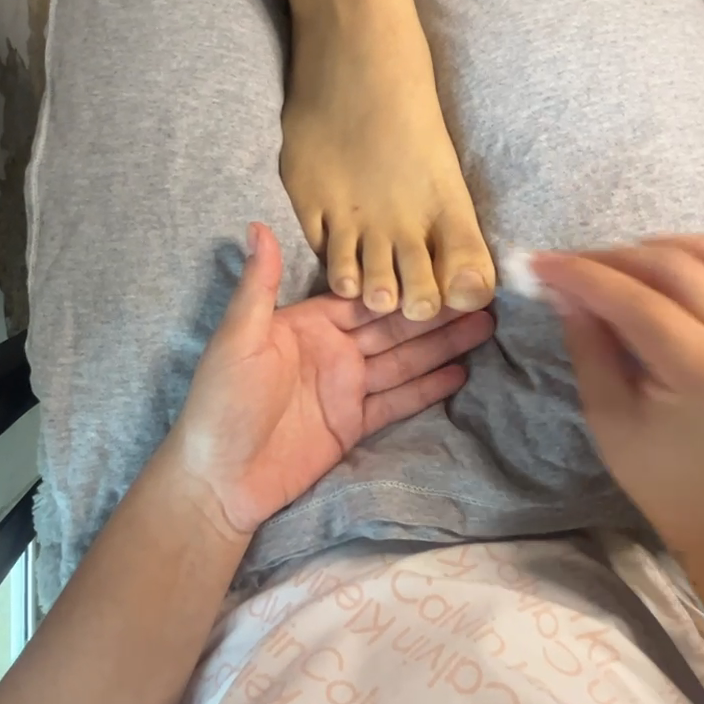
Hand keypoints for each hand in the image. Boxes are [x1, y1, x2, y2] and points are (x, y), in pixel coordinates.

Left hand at [161, 223, 494, 538]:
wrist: (219, 479)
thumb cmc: (222, 401)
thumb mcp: (239, 338)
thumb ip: (260, 285)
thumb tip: (257, 224)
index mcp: (307, 324)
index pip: (364, 297)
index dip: (401, 282)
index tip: (441, 263)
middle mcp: (332, 350)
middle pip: (392, 327)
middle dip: (434, 312)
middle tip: (481, 295)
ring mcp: (344, 388)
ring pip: (402, 361)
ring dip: (441, 346)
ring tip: (484, 327)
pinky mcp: (352, 425)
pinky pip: (396, 402)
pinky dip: (427, 388)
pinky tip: (460, 373)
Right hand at [531, 235, 703, 557]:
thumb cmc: (662, 476)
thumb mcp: (608, 416)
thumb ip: (588, 344)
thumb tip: (565, 290)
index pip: (635, 299)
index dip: (581, 275)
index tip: (538, 263)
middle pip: (674, 265)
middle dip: (610, 258)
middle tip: (566, 267)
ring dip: (652, 250)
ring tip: (610, 269)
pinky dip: (686, 260)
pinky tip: (651, 276)